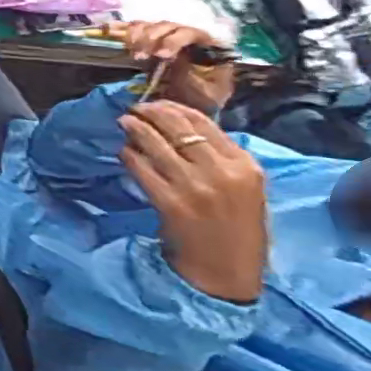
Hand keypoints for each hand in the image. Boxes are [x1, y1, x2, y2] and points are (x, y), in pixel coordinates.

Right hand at [108, 20, 235, 112]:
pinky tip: (113, 35)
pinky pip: (135, 27)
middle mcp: (187, 35)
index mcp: (209, 45)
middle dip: (151, 39)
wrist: (190, 103)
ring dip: (137, 37)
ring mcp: (167, 35)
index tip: (160, 56)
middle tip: (139, 58)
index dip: (173, 41)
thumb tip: (176, 55)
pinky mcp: (150, 39)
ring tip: (132, 54)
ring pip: (149, 25)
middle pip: (167, 26)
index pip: (190, 33)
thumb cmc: (199, 98)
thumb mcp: (201, 90)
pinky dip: (124, 30)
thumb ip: (191, 72)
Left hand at [117, 101, 266, 302]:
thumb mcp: (242, 186)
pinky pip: (139, 166)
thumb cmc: (233, 225)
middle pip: (177, 127)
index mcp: (247, 166)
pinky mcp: (169, 201)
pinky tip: (124, 152)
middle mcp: (224, 173)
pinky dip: (128, 154)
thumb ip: (218, 156)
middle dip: (149, 112)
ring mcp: (195, 187)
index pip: (204, 122)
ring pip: (153, 143)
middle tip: (133, 109)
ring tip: (124, 122)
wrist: (226, 267)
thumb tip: (179, 122)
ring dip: (133, 128)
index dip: (172, 107)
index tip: (154, 102)